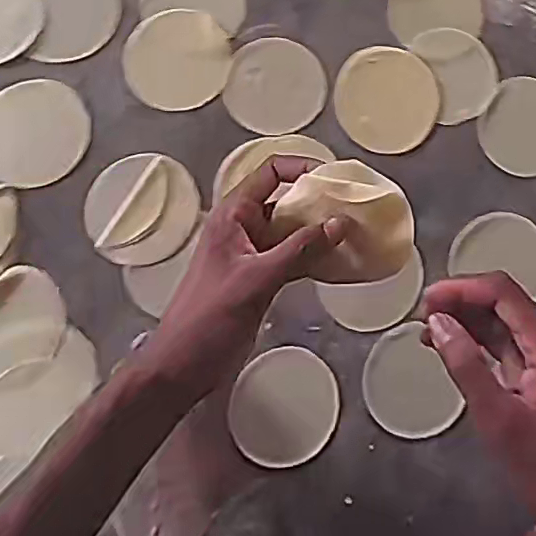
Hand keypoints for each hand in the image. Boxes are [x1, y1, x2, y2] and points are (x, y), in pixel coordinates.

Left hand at [140, 156, 342, 392]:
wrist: (181, 368)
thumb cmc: (208, 317)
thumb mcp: (257, 278)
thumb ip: (300, 249)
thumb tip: (340, 223)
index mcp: (233, 216)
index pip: (270, 172)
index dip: (301, 167)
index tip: (334, 178)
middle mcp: (244, 228)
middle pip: (286, 198)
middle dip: (319, 199)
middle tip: (353, 205)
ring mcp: (254, 253)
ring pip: (293, 228)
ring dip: (321, 228)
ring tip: (354, 230)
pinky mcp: (262, 276)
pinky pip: (295, 254)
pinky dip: (316, 253)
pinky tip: (339, 259)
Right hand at [421, 273, 535, 535]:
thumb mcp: (496, 417)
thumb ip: (466, 366)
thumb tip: (437, 324)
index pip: (503, 293)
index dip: (464, 288)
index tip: (429, 299)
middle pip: (501, 300)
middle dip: (461, 299)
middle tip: (422, 313)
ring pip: (498, 319)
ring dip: (464, 317)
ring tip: (427, 326)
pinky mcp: (530, 372)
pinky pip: (498, 342)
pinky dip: (472, 338)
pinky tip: (446, 345)